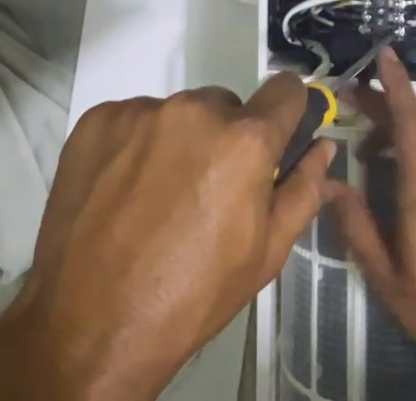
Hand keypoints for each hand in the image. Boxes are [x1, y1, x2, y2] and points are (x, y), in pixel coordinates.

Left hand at [0, 76, 334, 400]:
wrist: (91, 325)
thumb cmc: (193, 294)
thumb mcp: (266, 253)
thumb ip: (302, 189)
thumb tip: (324, 146)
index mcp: (246, 140)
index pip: (286, 90)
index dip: (285, 114)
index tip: (274, 140)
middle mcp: (195, 111)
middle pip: (226, 105)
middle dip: (225, 138)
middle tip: (206, 191)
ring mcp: (141, 112)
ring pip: (177, 114)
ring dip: (178, 141)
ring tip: (156, 197)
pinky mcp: (97, 122)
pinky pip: (132, 120)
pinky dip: (134, 146)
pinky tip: (123, 191)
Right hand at [329, 48, 415, 400]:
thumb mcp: (385, 271)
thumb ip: (356, 223)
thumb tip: (329, 184)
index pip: (409, 120)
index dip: (395, 85)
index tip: (383, 54)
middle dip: (386, 102)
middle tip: (351, 94)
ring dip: (398, 127)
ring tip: (364, 141)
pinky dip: (413, 146)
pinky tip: (391, 169)